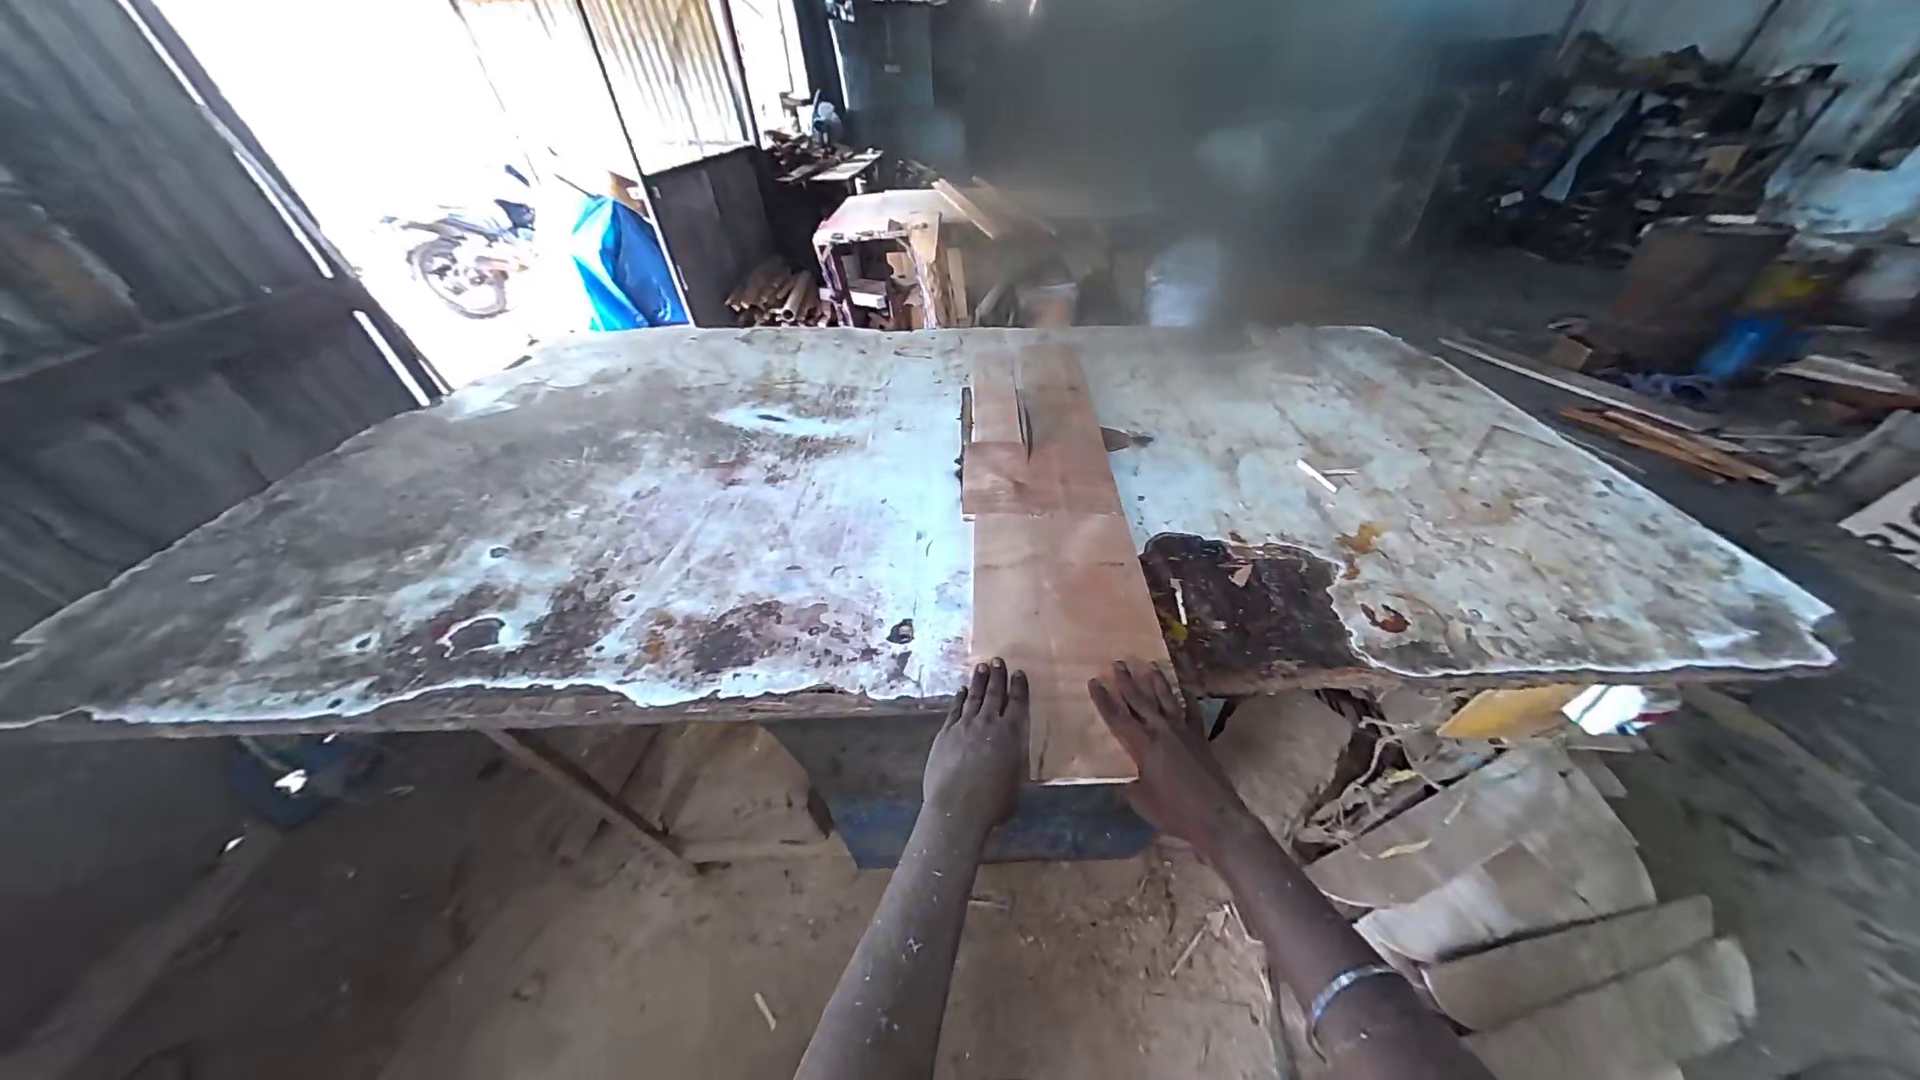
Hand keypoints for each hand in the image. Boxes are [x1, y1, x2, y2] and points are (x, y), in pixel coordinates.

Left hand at [922, 659, 1028, 837]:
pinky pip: (955, 710)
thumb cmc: (993, 803)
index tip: (1018, 672)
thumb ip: (1012, 765)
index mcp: (1011, 735)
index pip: (1018, 704)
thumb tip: (1009, 762)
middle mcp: (989, 724)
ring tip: (981, 667)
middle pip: (994, 694)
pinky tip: (962, 691)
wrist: (957, 807)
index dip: (1019, 687)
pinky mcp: (946, 733)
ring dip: (979, 681)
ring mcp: (965, 726)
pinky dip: (960, 699)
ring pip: (974, 697)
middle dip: (997, 676)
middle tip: (998, 660)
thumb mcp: (1014, 783)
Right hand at [1088, 661, 1253, 863]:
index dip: (1104, 699)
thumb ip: (1129, 785)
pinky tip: (1185, 689)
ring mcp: (1184, 732)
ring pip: (1167, 700)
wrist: (1217, 818)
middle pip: (1141, 701)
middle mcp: (1162, 731)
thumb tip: (1122, 778)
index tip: (1095, 681)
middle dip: (1127, 681)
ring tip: (1150, 666)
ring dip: (1157, 682)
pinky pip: (1193, 712)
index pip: (1118, 717)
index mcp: (1144, 745)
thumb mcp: (1142, 801)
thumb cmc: (1175, 812)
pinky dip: (1188, 699)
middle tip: (1118, 663)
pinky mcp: (1200, 738)